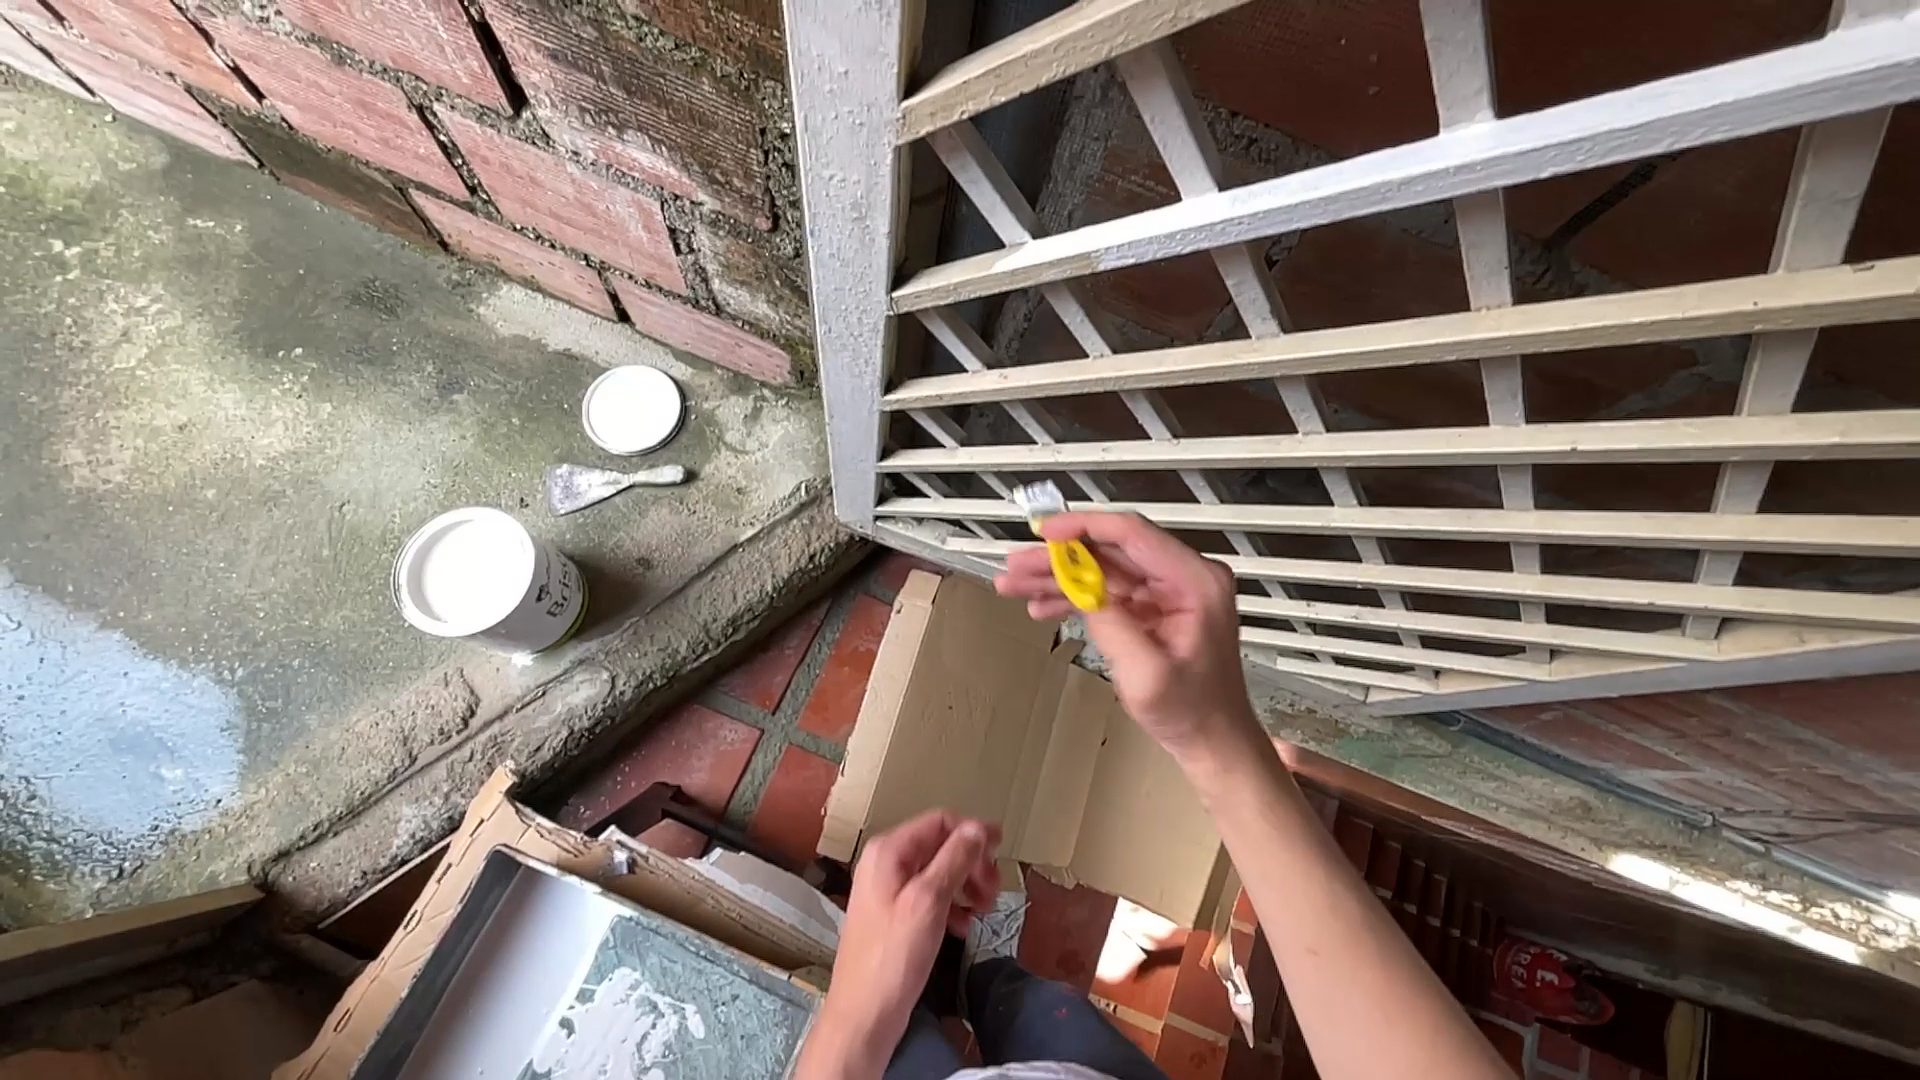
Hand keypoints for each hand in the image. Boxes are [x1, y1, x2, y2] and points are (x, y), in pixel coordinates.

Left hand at [798, 812, 999, 1079]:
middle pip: (940, 844)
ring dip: (966, 884)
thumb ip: (955, 859)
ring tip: (985, 909)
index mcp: (888, 850)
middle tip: (994, 889)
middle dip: (971, 862)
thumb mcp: (929, 902)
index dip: (973, 833)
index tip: (1002, 852)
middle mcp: (885, 862)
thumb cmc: (894, 958)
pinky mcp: (894, 915)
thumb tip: (978, 827)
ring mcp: (888, 889)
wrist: (863, 1018)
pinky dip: (952, 905)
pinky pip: (930, 896)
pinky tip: (964, 926)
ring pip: (938, 871)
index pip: (940, 821)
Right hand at [995, 511, 1258, 759]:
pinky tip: (1042, 605)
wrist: (1211, 739)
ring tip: (1015, 585)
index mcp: (1195, 582)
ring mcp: (1165, 592)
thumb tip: (1077, 587)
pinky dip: (1072, 596)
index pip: (1133, 534)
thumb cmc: (1191, 711)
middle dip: (1058, 556)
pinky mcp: (1151, 608)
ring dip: (1057, 576)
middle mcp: (1182, 577)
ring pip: (1101, 569)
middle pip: (1110, 550)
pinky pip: (1105, 590)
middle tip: (1017, 565)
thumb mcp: (1146, 673)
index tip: (1045, 533)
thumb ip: (1112, 625)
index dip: (1084, 527)